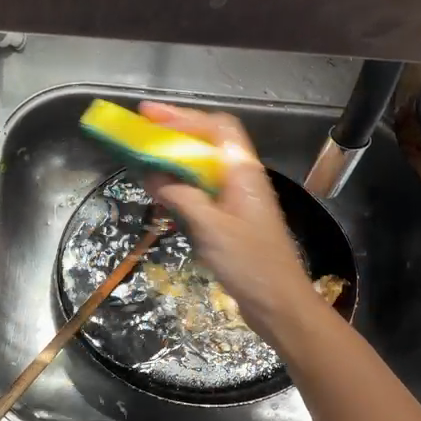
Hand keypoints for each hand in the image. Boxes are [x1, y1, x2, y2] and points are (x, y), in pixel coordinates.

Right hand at [139, 101, 319, 334]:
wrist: (279, 304)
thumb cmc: (250, 264)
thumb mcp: (211, 228)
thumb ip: (181, 196)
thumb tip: (152, 174)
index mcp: (243, 173)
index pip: (216, 128)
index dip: (183, 117)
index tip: (150, 116)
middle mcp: (242, 179)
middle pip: (208, 143)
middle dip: (174, 133)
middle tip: (140, 131)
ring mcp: (237, 199)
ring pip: (203, 167)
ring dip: (174, 158)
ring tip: (143, 157)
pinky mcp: (231, 219)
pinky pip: (202, 190)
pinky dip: (179, 184)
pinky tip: (161, 192)